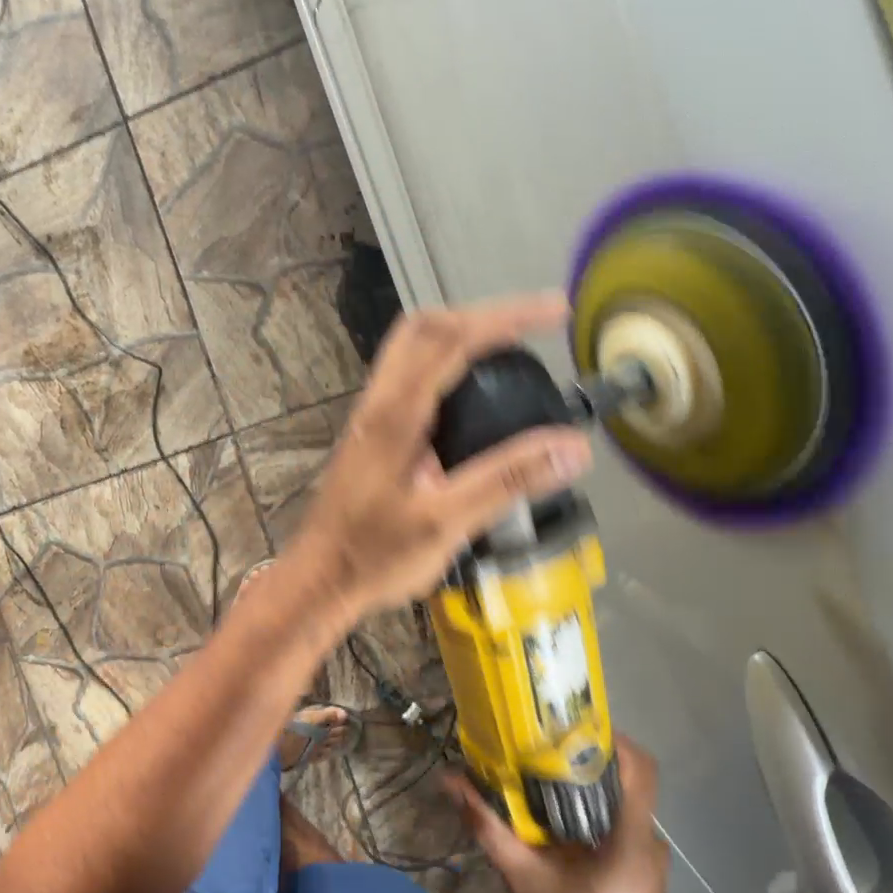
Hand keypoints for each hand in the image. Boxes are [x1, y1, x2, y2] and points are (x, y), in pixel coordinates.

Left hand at [285, 295, 592, 615]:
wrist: (318, 580)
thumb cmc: (374, 556)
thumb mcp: (445, 523)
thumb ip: (507, 481)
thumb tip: (574, 445)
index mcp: (394, 417)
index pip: (450, 340)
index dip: (505, 316)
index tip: (555, 312)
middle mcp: (376, 407)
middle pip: (422, 330)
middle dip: (479, 315)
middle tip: (531, 327)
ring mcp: (368, 421)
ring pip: (409, 353)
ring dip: (459, 337)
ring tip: (510, 353)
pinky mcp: (369, 439)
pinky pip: (407, 381)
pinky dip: (444, 367)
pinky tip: (473, 399)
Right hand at [443, 737, 670, 892]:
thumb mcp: (521, 876)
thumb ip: (488, 826)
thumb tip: (450, 781)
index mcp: (632, 839)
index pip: (640, 769)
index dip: (610, 738)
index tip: (567, 725)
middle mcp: (649, 844)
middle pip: (624, 783)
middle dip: (581, 761)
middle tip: (537, 748)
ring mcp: (647, 862)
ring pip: (619, 806)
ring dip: (581, 790)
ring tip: (536, 779)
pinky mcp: (638, 876)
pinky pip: (617, 829)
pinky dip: (586, 815)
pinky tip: (550, 823)